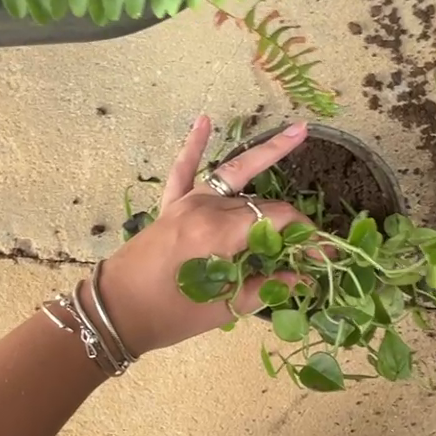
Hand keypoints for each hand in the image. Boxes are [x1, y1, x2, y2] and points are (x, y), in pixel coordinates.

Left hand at [95, 116, 311, 355]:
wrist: (114, 312)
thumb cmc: (168, 315)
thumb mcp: (223, 308)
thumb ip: (265, 287)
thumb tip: (302, 279)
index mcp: (220, 233)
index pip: (277, 220)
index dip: (306, 234)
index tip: (322, 253)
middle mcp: (206, 209)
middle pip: (262, 203)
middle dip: (292, 218)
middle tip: (312, 237)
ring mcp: (186, 203)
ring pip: (234, 174)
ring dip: (267, 153)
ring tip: (298, 131)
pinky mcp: (170, 206)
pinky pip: (184, 169)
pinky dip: (194, 145)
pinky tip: (204, 120)